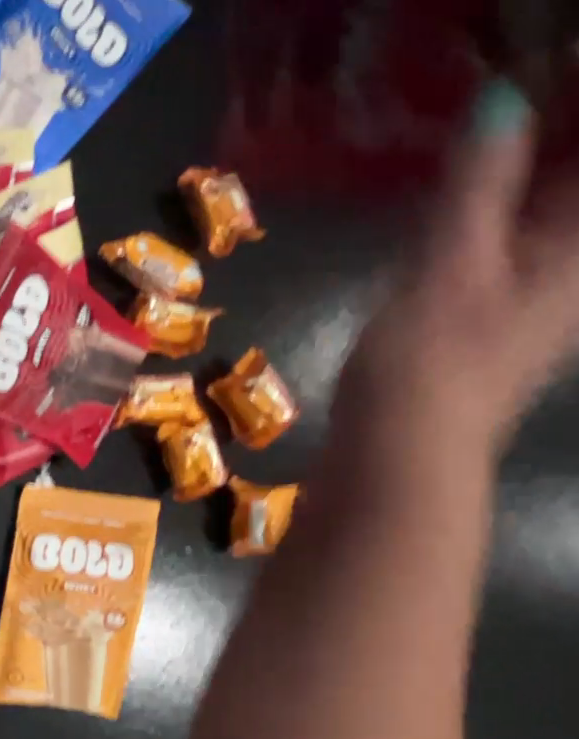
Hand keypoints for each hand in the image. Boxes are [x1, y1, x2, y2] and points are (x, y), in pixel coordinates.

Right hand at [349, 80, 578, 447]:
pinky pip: (510, 235)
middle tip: (510, 87)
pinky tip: (457, 194)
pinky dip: (493, 203)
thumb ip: (474, 185)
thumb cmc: (430, 365)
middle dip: (551, 131)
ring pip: (545, 208)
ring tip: (484, 122)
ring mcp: (534, 293)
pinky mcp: (488, 316)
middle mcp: (573, 263)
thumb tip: (501, 98)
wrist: (398, 458)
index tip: (542, 60)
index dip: (570, 107)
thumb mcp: (447, 266)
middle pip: (570, 184)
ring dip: (524, 164)